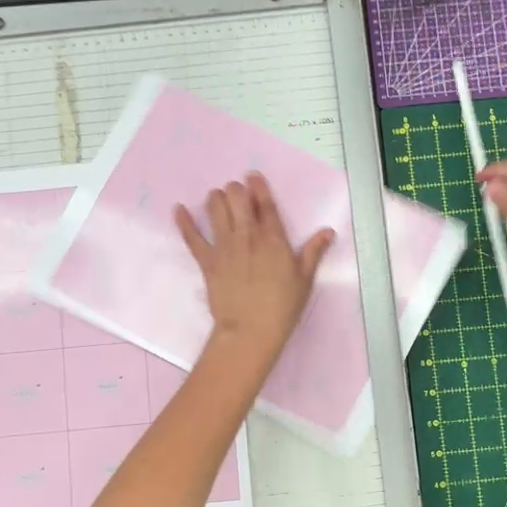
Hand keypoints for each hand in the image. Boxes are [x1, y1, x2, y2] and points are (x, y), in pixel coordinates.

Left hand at [176, 173, 334, 363]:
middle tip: (237, 193)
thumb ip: (313, 252)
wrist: (251, 330)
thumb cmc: (282, 307)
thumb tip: (328, 231)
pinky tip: (178, 209)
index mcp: (273, 239)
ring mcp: (225, 246)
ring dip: (216, 199)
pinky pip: (192, 237)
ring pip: (216, 209)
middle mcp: (248, 236)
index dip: (259, 186)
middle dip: (236, 190)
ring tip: (217, 198)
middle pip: (237, 199)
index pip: (265, 204)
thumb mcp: (304, 279)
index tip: (253, 176)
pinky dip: (184, 222)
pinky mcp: (207, 261)